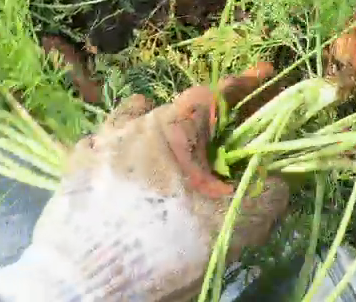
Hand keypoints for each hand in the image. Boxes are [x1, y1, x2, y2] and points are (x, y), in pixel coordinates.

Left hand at [0, 65, 288, 301]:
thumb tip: (281, 180)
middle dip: (200, 119)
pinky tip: (119, 166)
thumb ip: (264, 198)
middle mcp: (134, 123)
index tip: (265, 74)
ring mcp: (99, 142)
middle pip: (176, 107)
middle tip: (216, 142)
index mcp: (173, 128)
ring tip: (162, 143)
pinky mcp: (74, 167)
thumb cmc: (162, 248)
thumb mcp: (227, 228)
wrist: (87, 284)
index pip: (216, 94)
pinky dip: (116, 148)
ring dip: (151, 122)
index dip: (244, 86)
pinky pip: (100, 142)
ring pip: (131, 116)